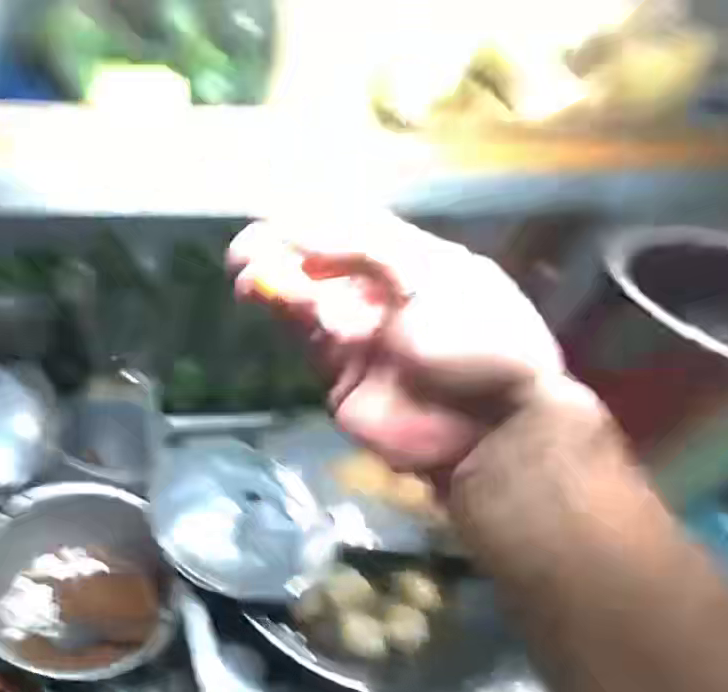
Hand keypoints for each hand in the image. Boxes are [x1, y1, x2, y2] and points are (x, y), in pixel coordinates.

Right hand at [229, 214, 585, 479]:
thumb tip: (306, 240)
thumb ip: (370, 254)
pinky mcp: (339, 376)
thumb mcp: (433, 279)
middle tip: (243, 252)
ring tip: (244, 276)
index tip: (276, 223)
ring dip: (276, 285)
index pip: (357, 232)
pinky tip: (264, 299)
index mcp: (417, 263)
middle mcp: (384, 295)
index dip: (315, 225)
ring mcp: (360, 337)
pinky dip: (285, 318)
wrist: (484, 431)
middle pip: (325, 267)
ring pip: (308, 302)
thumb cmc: (474, 342)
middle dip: (284, 255)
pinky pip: (308, 340)